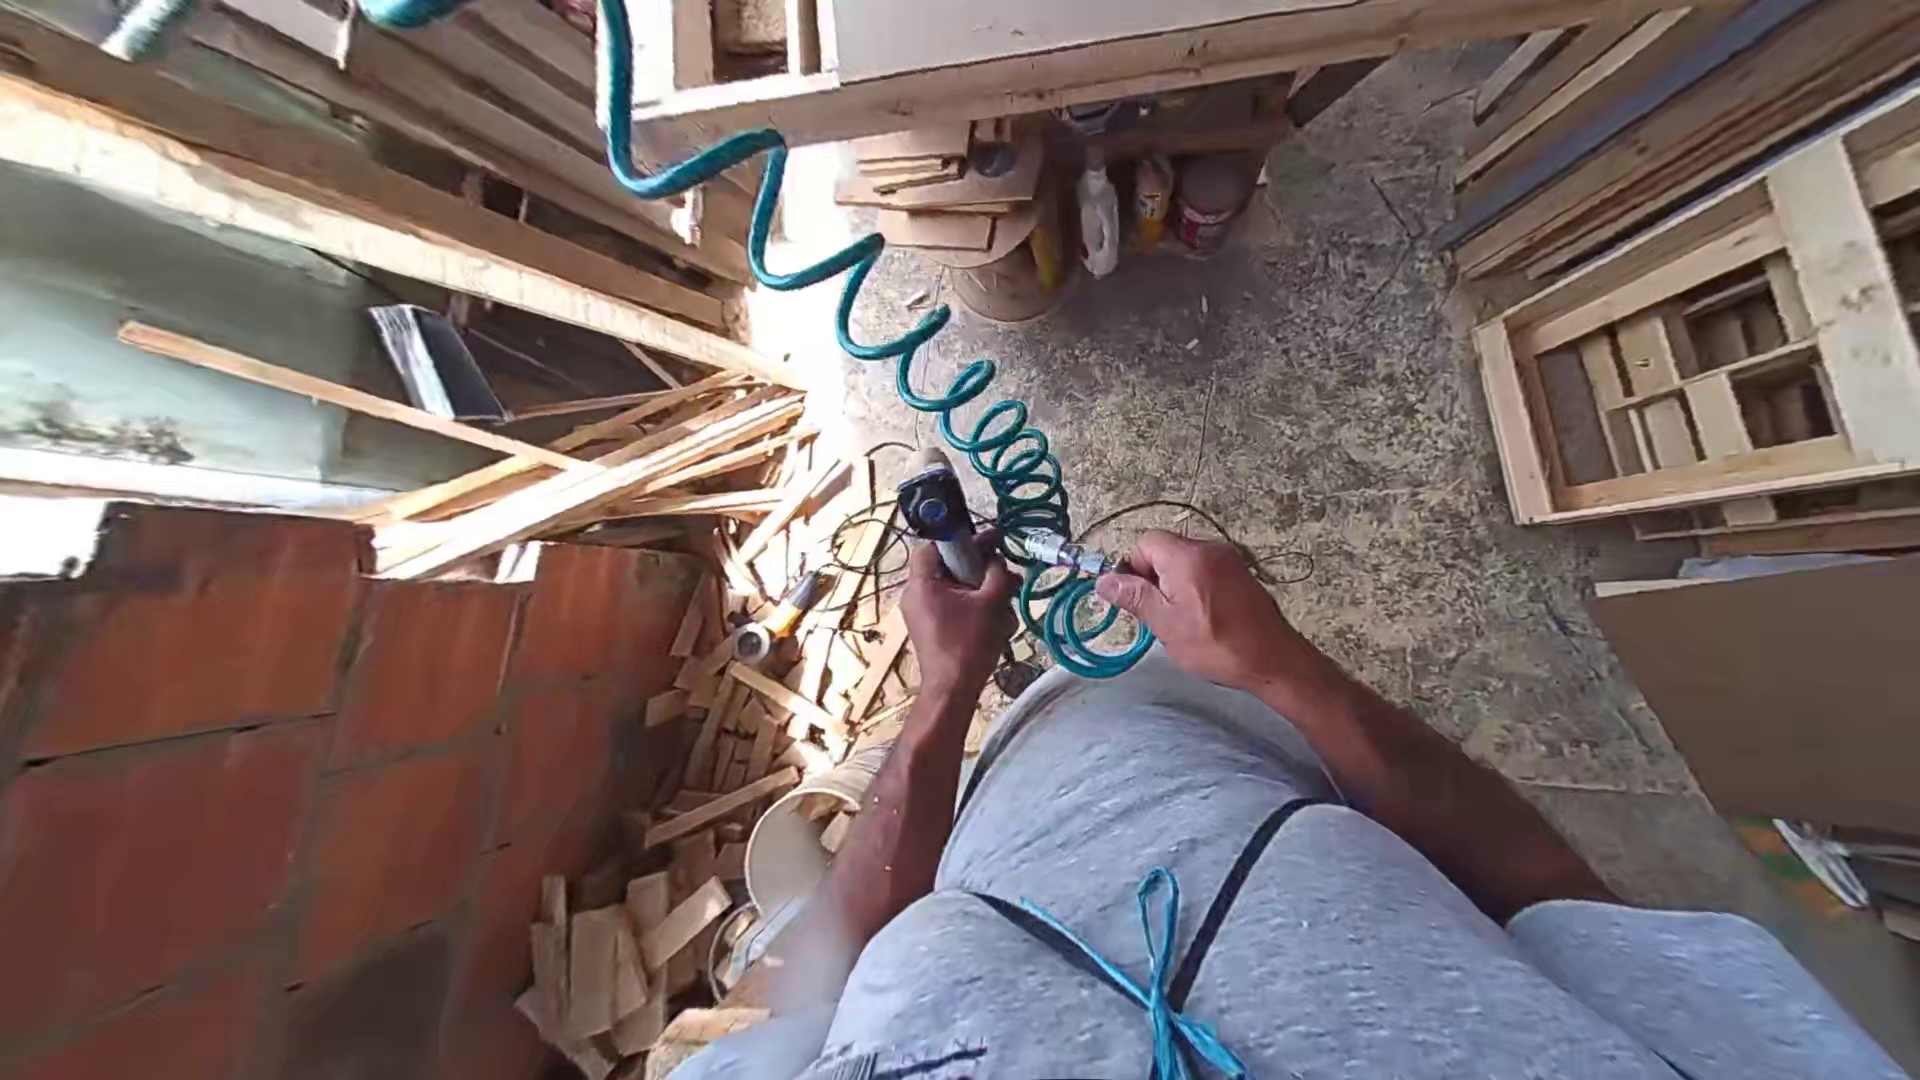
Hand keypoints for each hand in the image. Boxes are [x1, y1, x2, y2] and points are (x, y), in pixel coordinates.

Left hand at [901, 530, 1017, 697]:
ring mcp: (921, 612)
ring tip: (1006, 595)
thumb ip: (996, 574)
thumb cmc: (968, 644)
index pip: (934, 544)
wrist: (952, 690)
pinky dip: (972, 604)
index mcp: (921, 583)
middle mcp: (915, 594)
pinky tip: (996, 614)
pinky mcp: (930, 626)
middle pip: (946, 566)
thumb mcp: (989, 603)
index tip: (988, 541)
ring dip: (979, 587)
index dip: (962, 539)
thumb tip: (996, 560)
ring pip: (952, 586)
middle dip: (977, 566)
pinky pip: (951, 604)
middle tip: (1002, 569)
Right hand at [1094, 530, 1326, 694]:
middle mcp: (1209, 549)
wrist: (1276, 661)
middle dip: (1152, 576)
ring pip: (1182, 560)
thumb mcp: (1165, 624)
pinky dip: (1192, 585)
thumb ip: (1134, 596)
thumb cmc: (1218, 645)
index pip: (1145, 542)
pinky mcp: (1239, 573)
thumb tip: (1104, 581)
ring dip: (1171, 582)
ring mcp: (1228, 559)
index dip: (1133, 567)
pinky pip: (1203, 568)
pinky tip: (1200, 615)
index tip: (1137, 598)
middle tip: (1156, 611)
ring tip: (1179, 617)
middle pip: (1164, 548)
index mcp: (1188, 557)